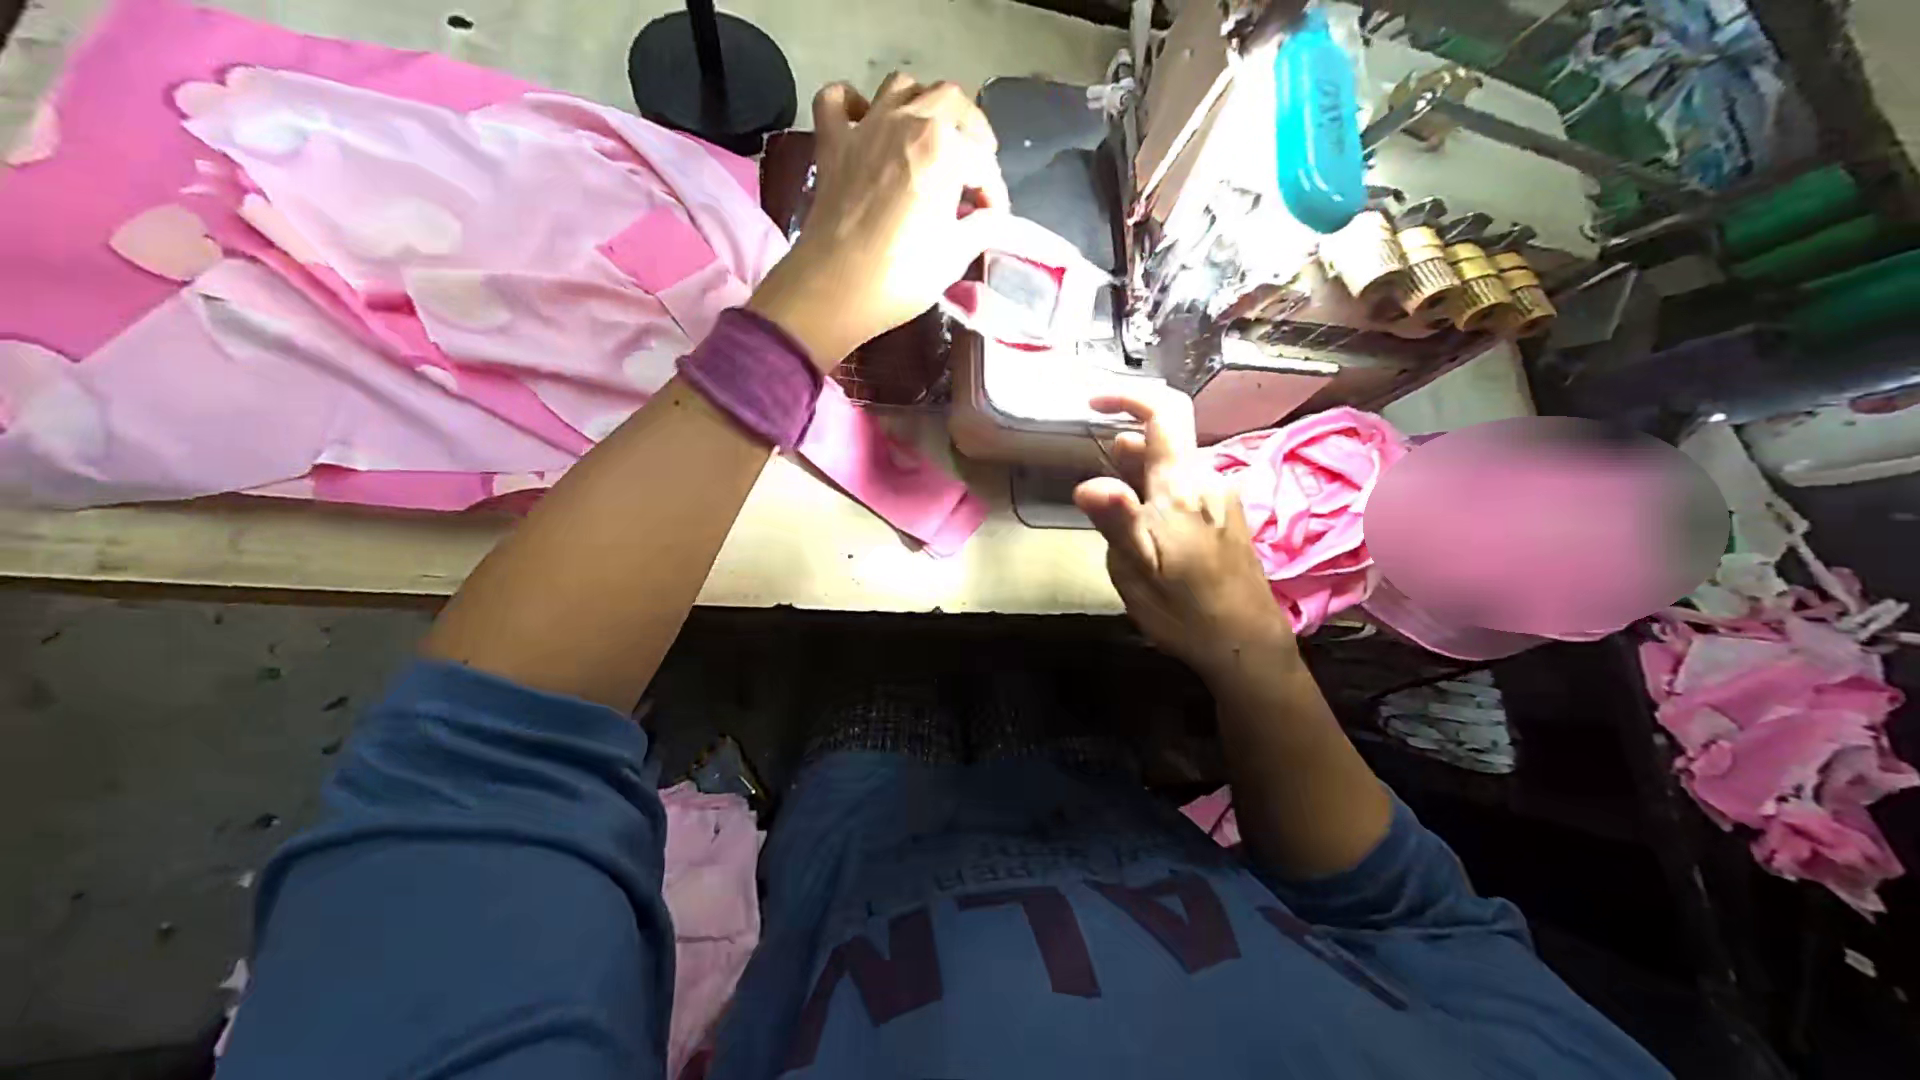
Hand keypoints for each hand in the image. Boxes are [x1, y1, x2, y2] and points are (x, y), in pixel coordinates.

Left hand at [747, 73, 1009, 369]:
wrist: (835, 289)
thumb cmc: (901, 276)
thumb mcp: (955, 256)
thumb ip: (982, 228)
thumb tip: (992, 218)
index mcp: (944, 148)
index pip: (983, 163)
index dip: (993, 193)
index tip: (993, 219)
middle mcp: (906, 121)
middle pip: (950, 102)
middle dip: (970, 131)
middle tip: (975, 165)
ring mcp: (865, 127)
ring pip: (902, 87)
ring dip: (922, 104)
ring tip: (930, 137)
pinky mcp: (832, 143)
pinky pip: (838, 99)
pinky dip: (853, 104)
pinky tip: (866, 123)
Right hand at [1072, 393, 1298, 681]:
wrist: (1248, 644)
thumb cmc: (1186, 612)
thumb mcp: (1138, 573)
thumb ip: (1116, 522)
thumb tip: (1086, 484)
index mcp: (1181, 486)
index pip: (1162, 412)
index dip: (1127, 396)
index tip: (1093, 404)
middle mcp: (1206, 479)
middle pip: (1162, 439)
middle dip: (1123, 453)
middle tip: (1099, 499)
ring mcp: (1220, 496)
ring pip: (1171, 465)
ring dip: (1138, 478)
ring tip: (1120, 527)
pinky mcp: (1225, 514)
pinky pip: (1184, 485)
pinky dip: (1156, 492)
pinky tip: (1148, 535)